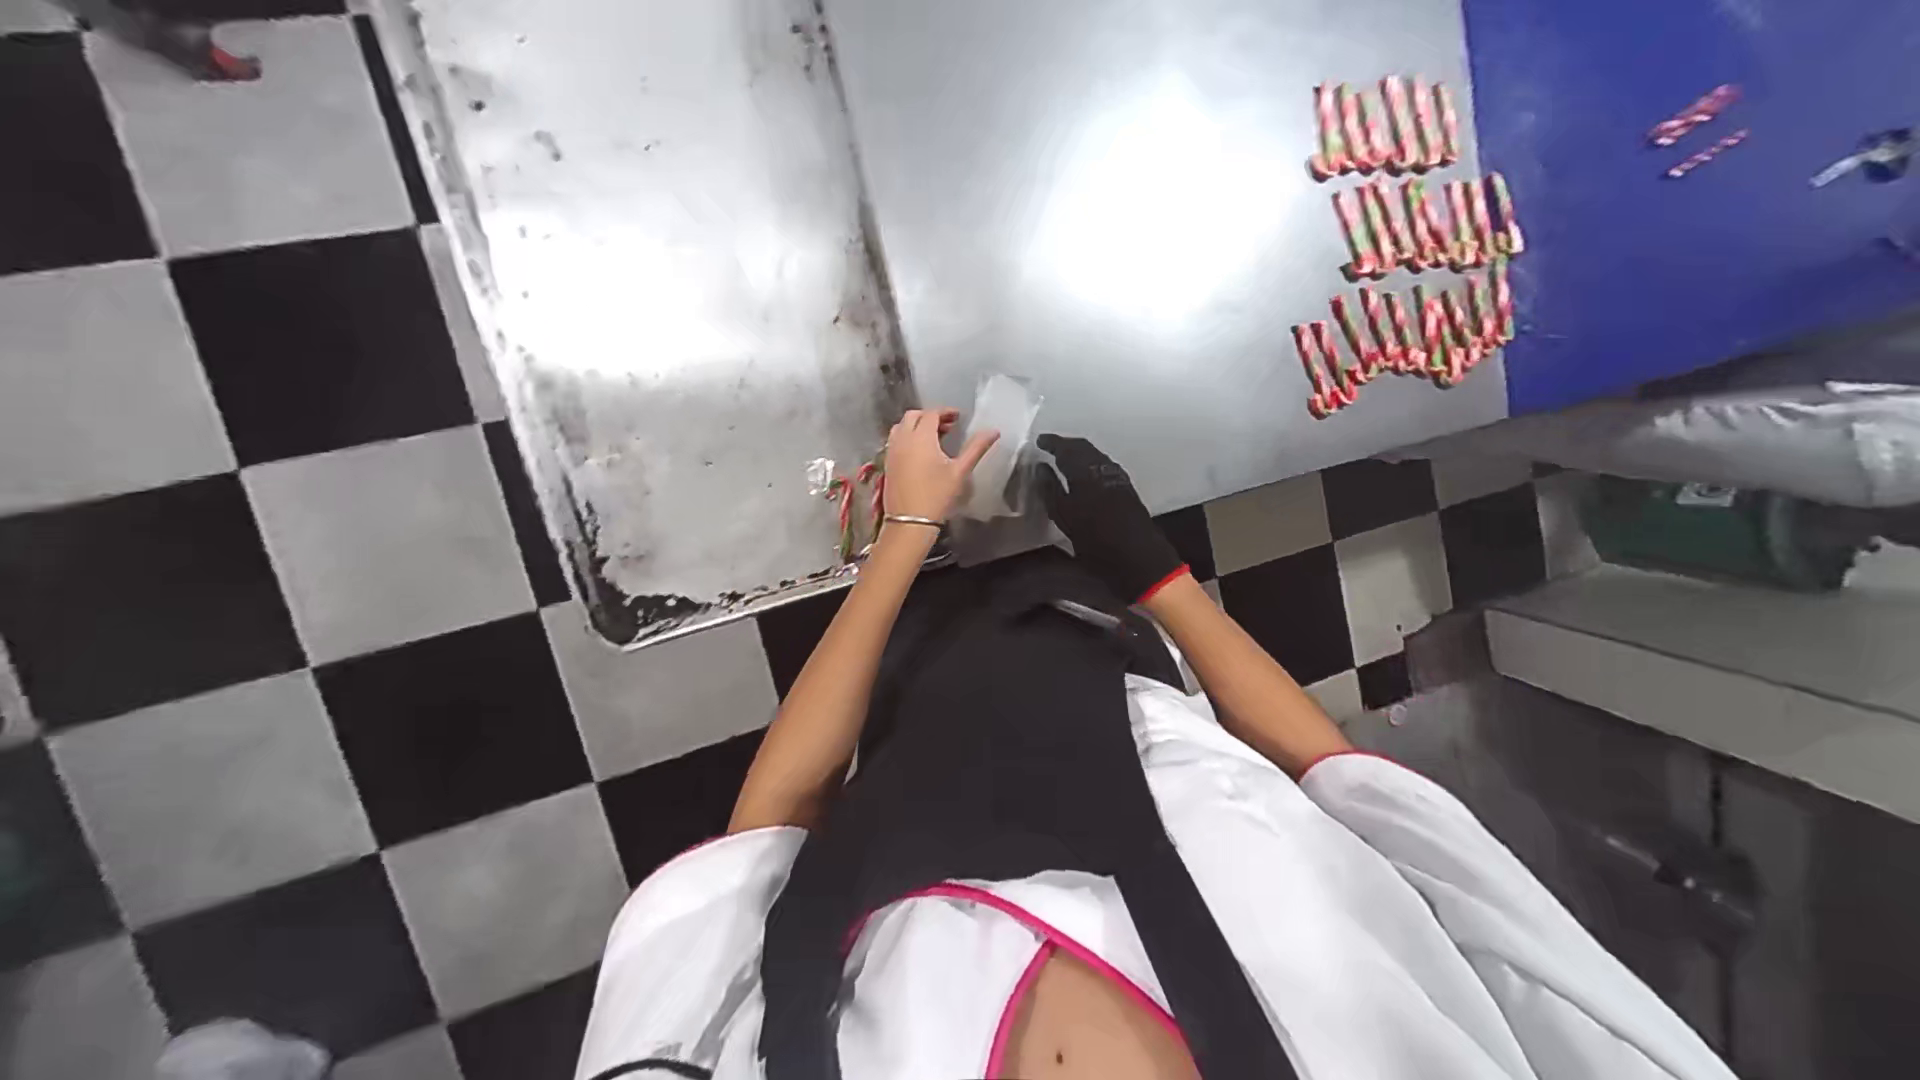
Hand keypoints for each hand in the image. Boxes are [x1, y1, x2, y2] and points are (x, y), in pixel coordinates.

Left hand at [883, 408, 999, 522]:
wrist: (910, 521)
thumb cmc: (937, 495)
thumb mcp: (960, 471)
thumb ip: (976, 448)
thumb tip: (994, 431)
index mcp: (921, 437)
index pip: (931, 414)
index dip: (945, 412)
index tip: (957, 417)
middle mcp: (902, 439)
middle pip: (913, 416)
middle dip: (930, 416)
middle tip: (947, 426)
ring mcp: (892, 451)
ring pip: (901, 427)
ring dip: (916, 425)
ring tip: (933, 437)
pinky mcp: (887, 463)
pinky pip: (895, 440)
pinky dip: (907, 437)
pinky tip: (920, 452)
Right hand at [1033, 434, 1185, 602]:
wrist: (1141, 562)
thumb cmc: (1098, 545)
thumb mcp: (1066, 520)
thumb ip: (1051, 490)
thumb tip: (1041, 467)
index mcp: (1086, 473)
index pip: (1066, 448)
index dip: (1052, 442)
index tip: (1039, 441)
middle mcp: (1104, 469)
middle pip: (1083, 447)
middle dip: (1066, 444)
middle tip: (1050, 447)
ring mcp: (1118, 478)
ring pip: (1095, 455)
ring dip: (1079, 452)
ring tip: (1063, 459)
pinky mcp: (1126, 489)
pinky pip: (1103, 465)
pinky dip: (1089, 462)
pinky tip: (1083, 474)